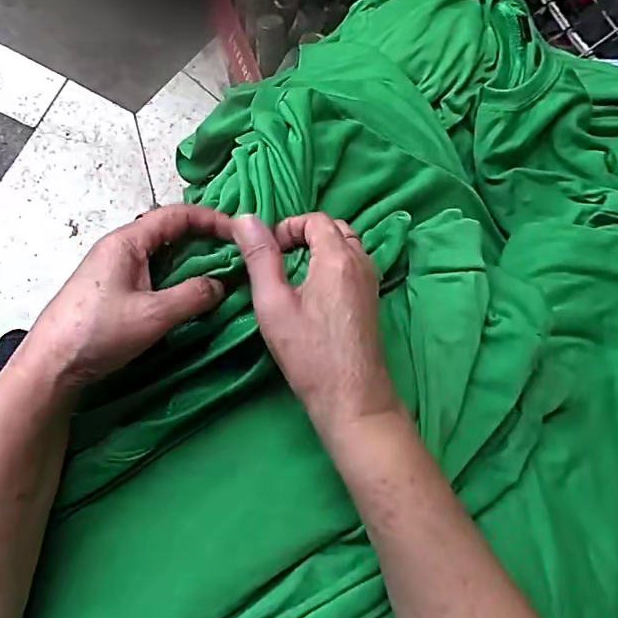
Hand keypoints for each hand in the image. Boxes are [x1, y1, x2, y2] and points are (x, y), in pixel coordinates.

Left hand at [16, 204, 232, 390]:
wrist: (51, 364)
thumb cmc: (97, 332)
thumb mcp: (152, 315)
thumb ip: (192, 296)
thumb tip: (221, 286)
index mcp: (127, 241)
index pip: (176, 216)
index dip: (211, 219)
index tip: (238, 232)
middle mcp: (120, 247)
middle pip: (169, 231)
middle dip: (204, 239)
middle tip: (236, 254)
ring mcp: (115, 268)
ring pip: (161, 254)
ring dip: (191, 261)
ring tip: (221, 274)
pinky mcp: (113, 289)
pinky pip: (152, 273)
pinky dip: (176, 278)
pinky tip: (190, 295)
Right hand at [230, 213, 398, 428]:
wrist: (352, 399)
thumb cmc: (308, 352)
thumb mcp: (273, 302)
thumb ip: (259, 256)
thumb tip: (245, 218)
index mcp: (338, 257)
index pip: (315, 219)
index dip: (287, 227)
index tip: (268, 253)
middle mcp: (361, 262)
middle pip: (334, 228)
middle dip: (303, 234)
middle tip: (279, 259)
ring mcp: (371, 281)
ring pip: (346, 245)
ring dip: (319, 248)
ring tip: (293, 274)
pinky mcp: (372, 300)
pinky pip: (353, 264)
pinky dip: (332, 263)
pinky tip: (313, 292)